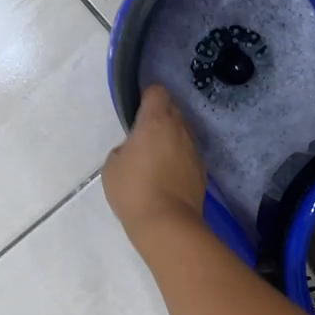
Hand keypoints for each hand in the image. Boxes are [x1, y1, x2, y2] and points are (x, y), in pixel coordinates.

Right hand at [104, 85, 207, 235]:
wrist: (167, 223)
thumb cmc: (133, 190)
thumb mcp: (112, 165)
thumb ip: (124, 148)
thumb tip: (135, 149)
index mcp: (154, 121)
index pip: (157, 92)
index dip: (147, 97)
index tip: (138, 111)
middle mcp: (178, 129)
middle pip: (172, 109)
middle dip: (160, 116)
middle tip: (144, 136)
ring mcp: (193, 149)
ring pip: (183, 131)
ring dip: (171, 137)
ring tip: (156, 158)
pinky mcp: (202, 169)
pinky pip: (188, 152)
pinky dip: (179, 157)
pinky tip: (168, 175)